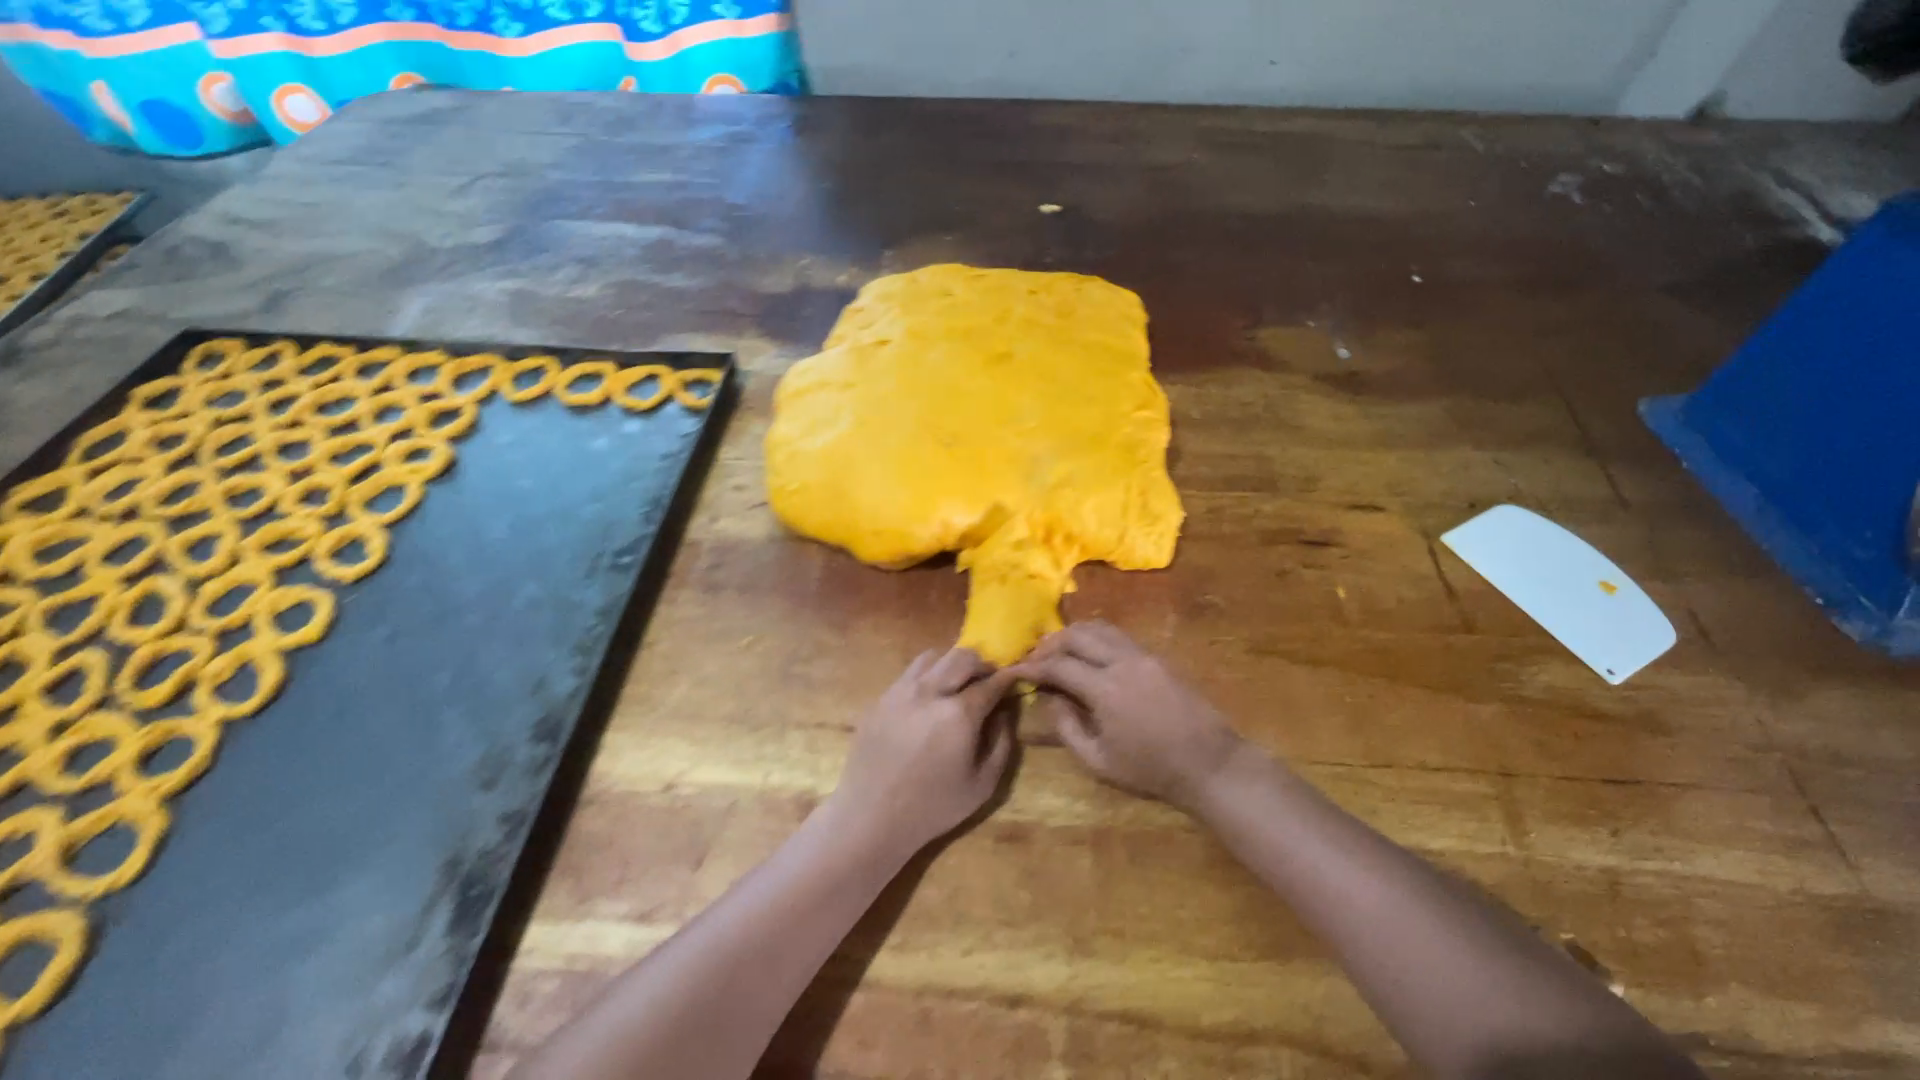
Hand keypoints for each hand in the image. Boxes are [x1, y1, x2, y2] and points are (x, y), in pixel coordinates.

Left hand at [828, 648, 1020, 856]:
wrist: (872, 816)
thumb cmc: (933, 807)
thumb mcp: (983, 784)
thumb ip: (1002, 743)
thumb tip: (1005, 712)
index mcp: (958, 714)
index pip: (991, 682)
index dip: (1007, 679)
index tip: (1014, 681)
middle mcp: (929, 692)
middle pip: (962, 657)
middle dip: (982, 664)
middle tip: (988, 680)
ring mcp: (900, 691)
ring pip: (932, 657)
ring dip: (951, 664)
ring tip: (957, 684)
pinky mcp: (880, 699)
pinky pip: (908, 675)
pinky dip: (926, 677)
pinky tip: (928, 701)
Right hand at [1011, 621, 1245, 809]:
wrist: (1209, 763)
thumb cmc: (1150, 770)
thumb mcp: (1098, 761)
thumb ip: (1067, 728)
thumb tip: (1050, 697)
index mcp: (1106, 689)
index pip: (1059, 665)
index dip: (1032, 666)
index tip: (1015, 671)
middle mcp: (1123, 662)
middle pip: (1077, 635)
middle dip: (1050, 643)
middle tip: (1034, 659)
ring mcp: (1144, 655)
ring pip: (1100, 627)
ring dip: (1073, 635)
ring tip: (1058, 651)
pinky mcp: (1158, 657)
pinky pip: (1119, 636)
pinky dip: (1096, 638)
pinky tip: (1089, 655)